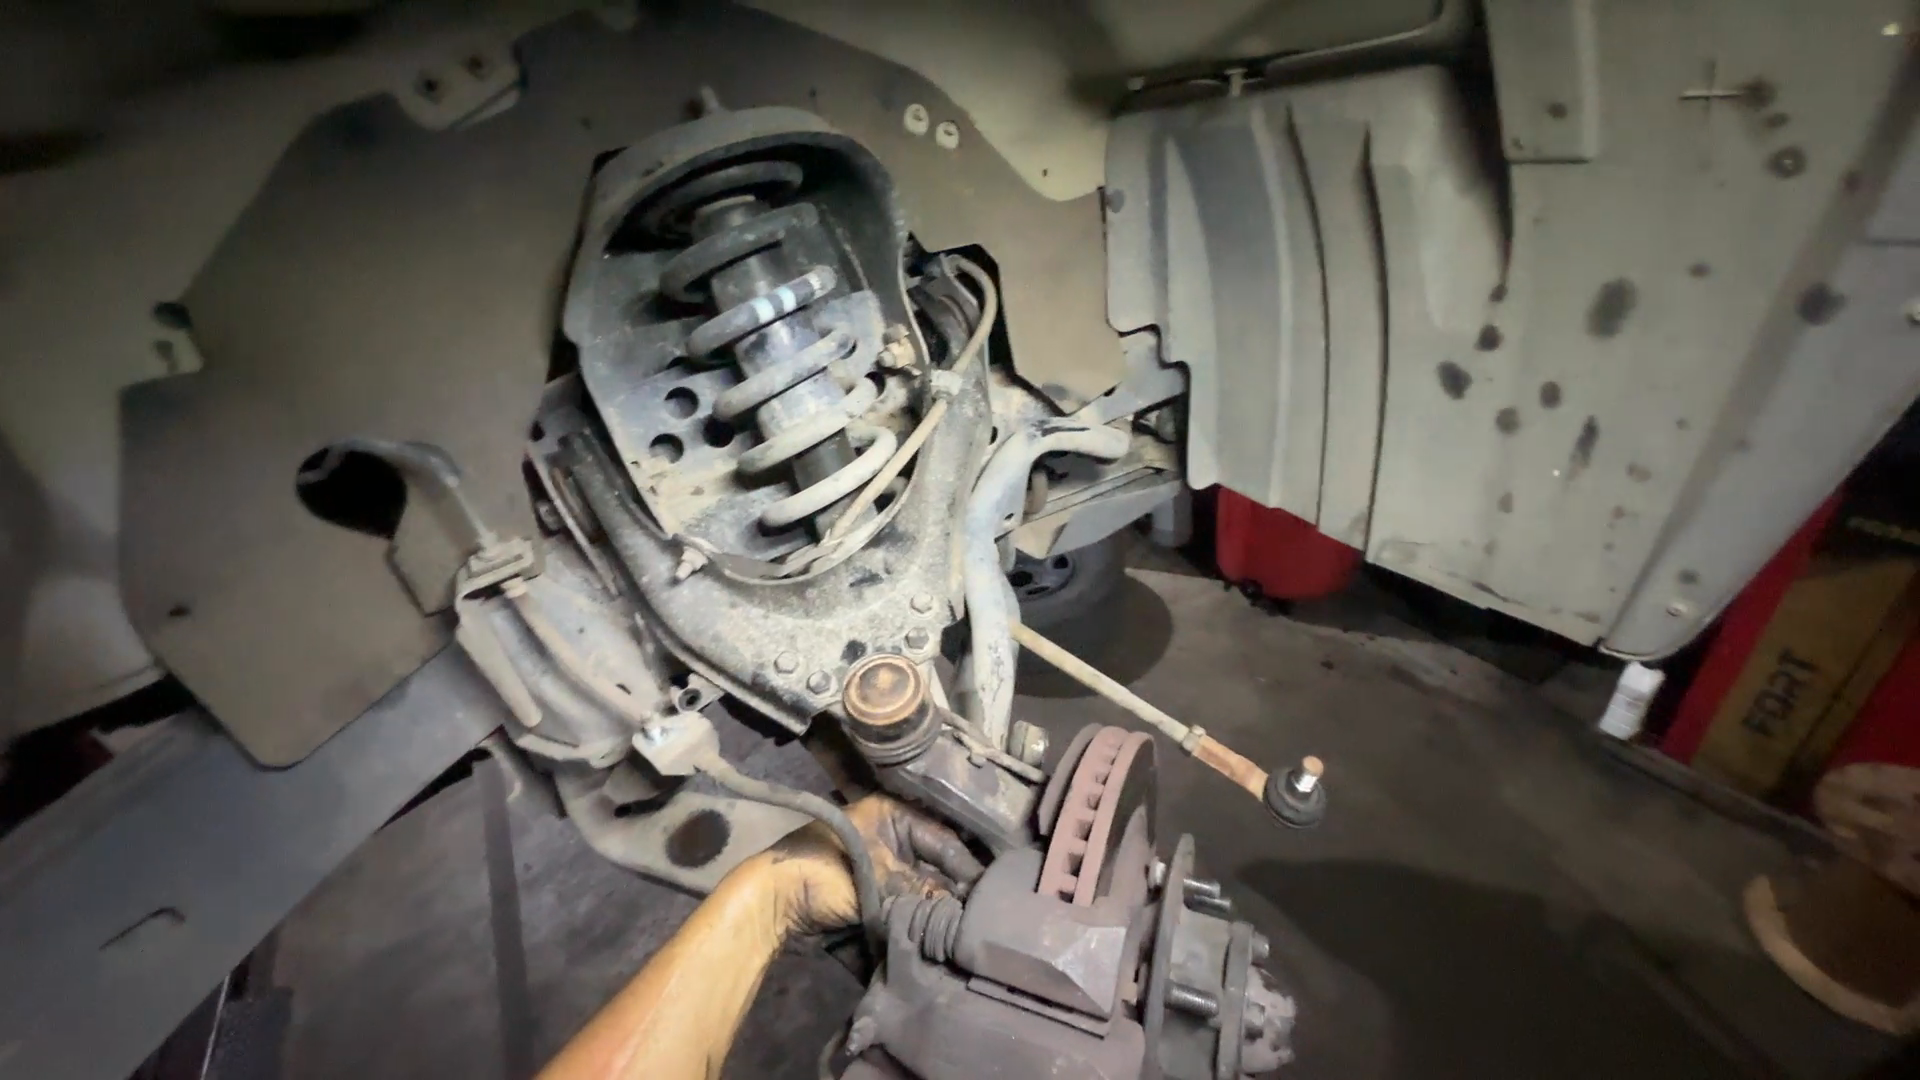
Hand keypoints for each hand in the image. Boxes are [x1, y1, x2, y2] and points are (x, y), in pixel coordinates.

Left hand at [747, 794, 984, 935]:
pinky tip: (935, 933)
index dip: (965, 867)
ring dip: (935, 907)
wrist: (774, 902)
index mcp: (893, 814)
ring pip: (919, 887)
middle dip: (952, 890)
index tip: (988, 893)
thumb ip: (924, 893)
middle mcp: (890, 835)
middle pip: (933, 864)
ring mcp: (879, 865)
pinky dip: (916, 916)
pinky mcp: (870, 893)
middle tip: (977, 915)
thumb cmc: (826, 873)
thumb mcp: (881, 881)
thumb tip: (963, 911)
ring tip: (961, 928)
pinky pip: (902, 903)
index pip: (943, 839)